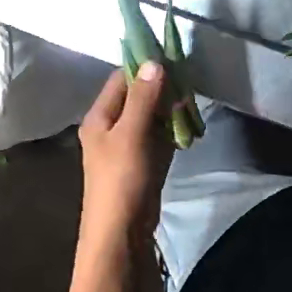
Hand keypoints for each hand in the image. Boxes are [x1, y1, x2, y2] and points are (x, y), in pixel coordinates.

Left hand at [78, 63, 172, 252]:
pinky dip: (172, 132)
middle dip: (162, 90)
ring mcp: (126, 147)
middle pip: (137, 97)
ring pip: (150, 118)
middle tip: (189, 83)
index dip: (143, 66)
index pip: (121, 79)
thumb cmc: (122, 179)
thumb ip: (142, 98)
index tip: (172, 57)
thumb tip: (153, 61)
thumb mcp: (131, 134)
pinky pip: (157, 139)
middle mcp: (110, 128)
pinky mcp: (142, 164)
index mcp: (99, 117)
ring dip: (169, 111)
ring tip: (192, 105)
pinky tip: (189, 129)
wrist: (121, 233)